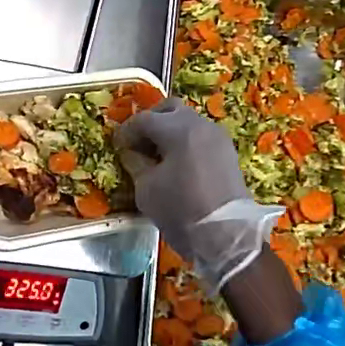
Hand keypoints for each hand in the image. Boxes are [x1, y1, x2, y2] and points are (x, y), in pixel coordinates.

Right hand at [115, 99, 280, 290]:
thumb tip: (132, 152)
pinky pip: (200, 136)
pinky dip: (185, 141)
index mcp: (179, 130)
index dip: (127, 131)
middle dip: (151, 121)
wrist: (226, 236)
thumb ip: (136, 162)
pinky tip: (176, 163)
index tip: (117, 144)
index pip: (145, 119)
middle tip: (138, 142)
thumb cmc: (181, 211)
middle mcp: (201, 125)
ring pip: (188, 121)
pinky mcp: (227, 153)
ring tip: (156, 154)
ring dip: (170, 130)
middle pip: (171, 109)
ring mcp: (218, 137)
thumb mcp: (146, 188)